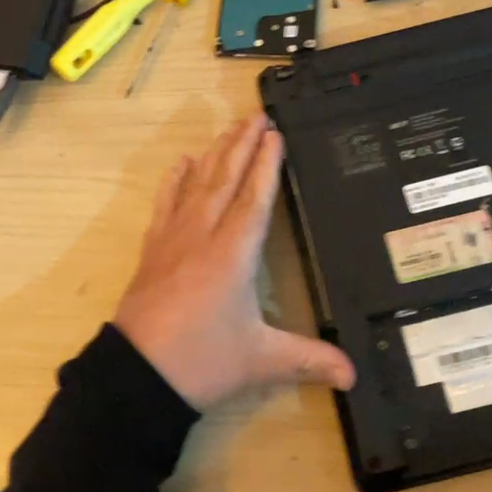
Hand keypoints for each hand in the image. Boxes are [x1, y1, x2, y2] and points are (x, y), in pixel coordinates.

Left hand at [112, 113, 355, 409]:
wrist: (136, 376)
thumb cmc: (202, 363)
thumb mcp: (260, 360)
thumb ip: (308, 359)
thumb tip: (354, 375)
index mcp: (233, 255)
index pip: (255, 198)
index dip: (266, 165)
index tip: (275, 135)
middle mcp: (203, 236)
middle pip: (225, 179)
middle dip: (242, 144)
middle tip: (257, 115)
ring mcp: (173, 239)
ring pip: (197, 184)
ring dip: (214, 153)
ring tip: (229, 128)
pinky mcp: (152, 249)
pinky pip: (165, 203)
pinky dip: (174, 180)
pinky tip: (181, 161)